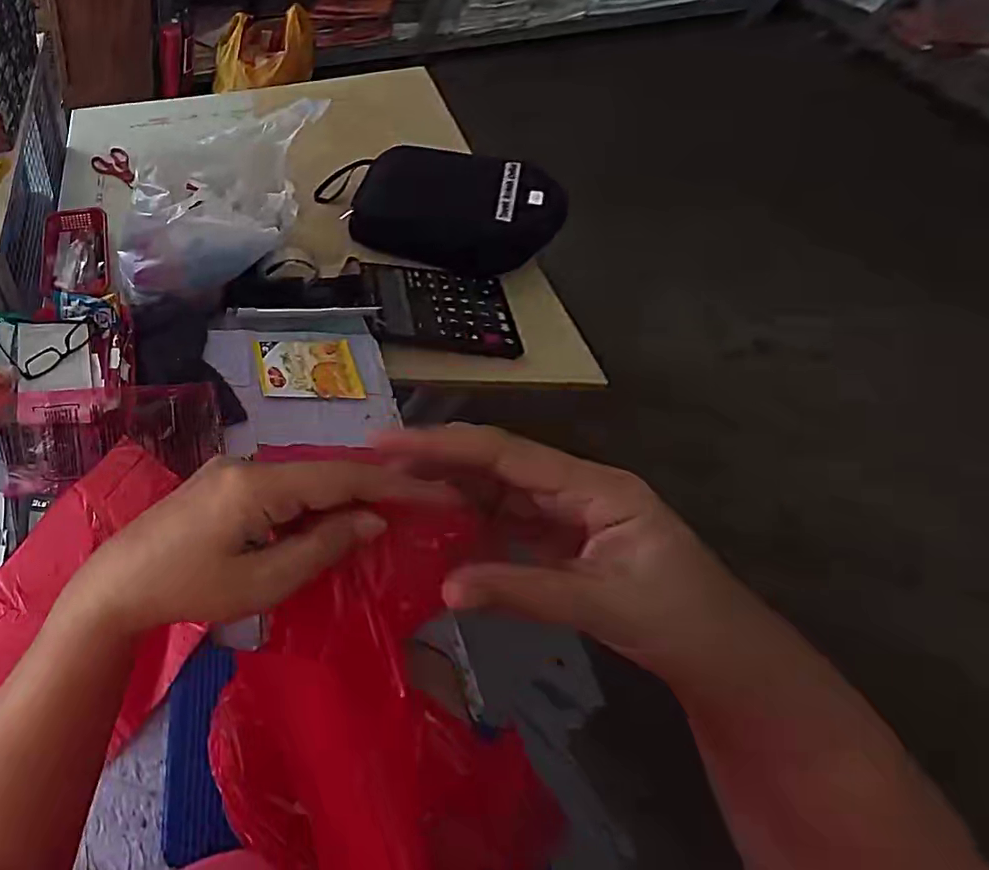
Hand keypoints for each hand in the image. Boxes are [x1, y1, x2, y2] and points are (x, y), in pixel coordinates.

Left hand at [62, 455, 461, 634]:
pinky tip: (327, 526)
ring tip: (388, 521)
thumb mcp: (262, 581)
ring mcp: (225, 471)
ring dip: (338, 500)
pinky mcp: (216, 484)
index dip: (395, 486)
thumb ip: (320, 547)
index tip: (444, 495)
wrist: (119, 581)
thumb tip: (370, 519)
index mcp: (255, 482)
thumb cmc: (189, 587)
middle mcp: (242, 464)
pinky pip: (274, 488)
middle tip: (425, 510)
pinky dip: (306, 505)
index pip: (339, 476)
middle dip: (372, 490)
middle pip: (319, 472)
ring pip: (298, 480)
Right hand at [374, 423, 771, 680]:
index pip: (503, 453)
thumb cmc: (688, 628)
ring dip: (441, 486)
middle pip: (490, 462)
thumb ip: (521, 592)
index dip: (440, 445)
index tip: (385, 441)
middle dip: (432, 458)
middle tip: (372, 461)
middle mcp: (574, 487)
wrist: (740, 672)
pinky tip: (428, 521)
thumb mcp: (604, 608)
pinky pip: (496, 516)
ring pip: (488, 486)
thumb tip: (444, 589)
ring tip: (389, 487)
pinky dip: (460, 517)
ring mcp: (563, 510)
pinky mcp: (554, 535)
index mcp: (595, 487)